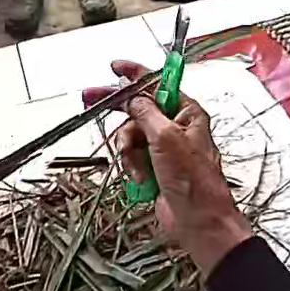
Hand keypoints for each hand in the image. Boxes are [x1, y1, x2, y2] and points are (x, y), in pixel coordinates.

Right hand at [83, 59, 252, 272]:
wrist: (199, 223)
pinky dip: (132, 168)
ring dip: (129, 152)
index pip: (157, 85)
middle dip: (120, 115)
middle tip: (90, 100)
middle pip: (138, 110)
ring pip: (129, 136)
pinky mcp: (153, 168)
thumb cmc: (194, 182)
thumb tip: (132, 96)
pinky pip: (130, 157)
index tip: (115, 67)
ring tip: (140, 168)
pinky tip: (142, 180)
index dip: (135, 74)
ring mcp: (163, 149)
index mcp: (186, 113)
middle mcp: (175, 127)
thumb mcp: (167, 139)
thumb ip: (146, 113)